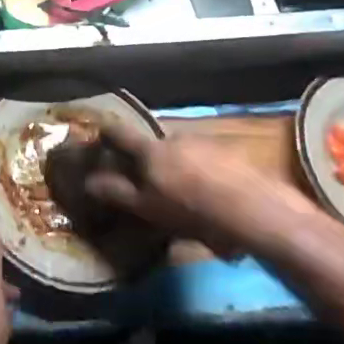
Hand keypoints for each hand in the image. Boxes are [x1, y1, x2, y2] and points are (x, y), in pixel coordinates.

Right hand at [84, 120, 324, 255]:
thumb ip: (116, 192)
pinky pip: (207, 158)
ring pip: (182, 151)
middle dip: (149, 158)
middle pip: (154, 144)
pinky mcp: (232, 153)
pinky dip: (203, 171)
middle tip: (150, 181)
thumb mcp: (146, 207)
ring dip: (178, 165)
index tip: (99, 137)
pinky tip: (211, 194)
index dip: (106, 133)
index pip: (120, 132)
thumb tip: (88, 181)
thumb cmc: (191, 210)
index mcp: (150, 149)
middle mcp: (176, 137)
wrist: (256, 211)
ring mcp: (207, 142)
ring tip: (185, 192)